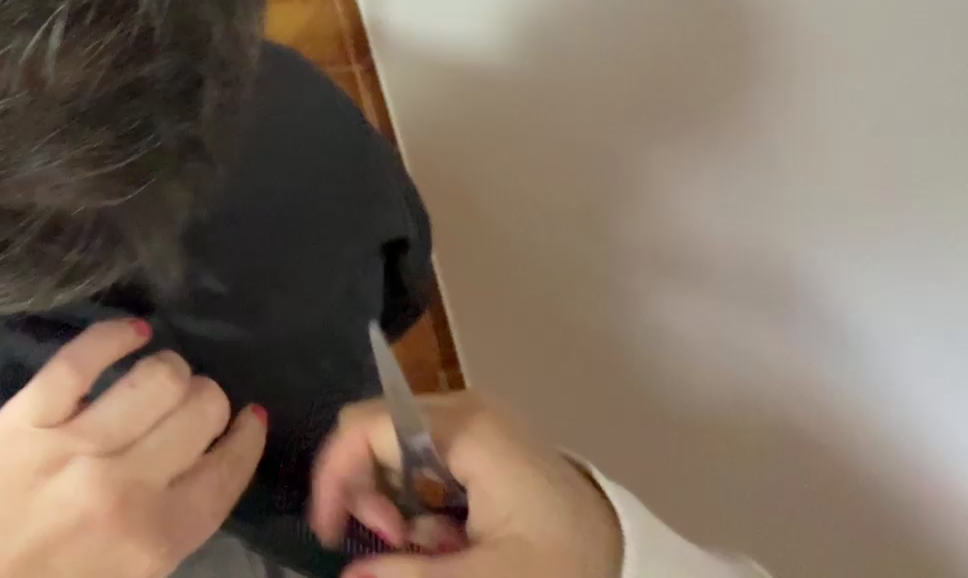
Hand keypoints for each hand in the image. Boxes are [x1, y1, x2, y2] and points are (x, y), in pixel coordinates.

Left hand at [0, 319, 267, 577]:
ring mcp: (73, 444)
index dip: (245, 438)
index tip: (249, 418)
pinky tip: (134, 332)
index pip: (225, 471)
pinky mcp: (29, 412)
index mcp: (153, 540)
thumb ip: (178, 520)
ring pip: (156, 376)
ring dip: (171, 369)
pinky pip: (84, 356)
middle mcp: (122, 488)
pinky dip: (117, 334)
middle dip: (208, 400)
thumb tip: (215, 451)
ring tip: (162, 376)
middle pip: (199, 410)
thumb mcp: (133, 573)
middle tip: (194, 404)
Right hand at [308, 391, 622, 577]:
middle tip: (387, 544)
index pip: (367, 428)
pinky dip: (413, 494)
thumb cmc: (567, 566)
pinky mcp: (477, 436)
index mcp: (463, 430)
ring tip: (418, 546)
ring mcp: (470, 418)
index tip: (330, 532)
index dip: (336, 475)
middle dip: (365, 490)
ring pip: (391, 443)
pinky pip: (417, 454)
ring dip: (389, 498)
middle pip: (373, 431)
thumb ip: (415, 575)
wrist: (638, 560)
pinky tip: (441, 534)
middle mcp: (460, 407)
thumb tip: (349, 574)